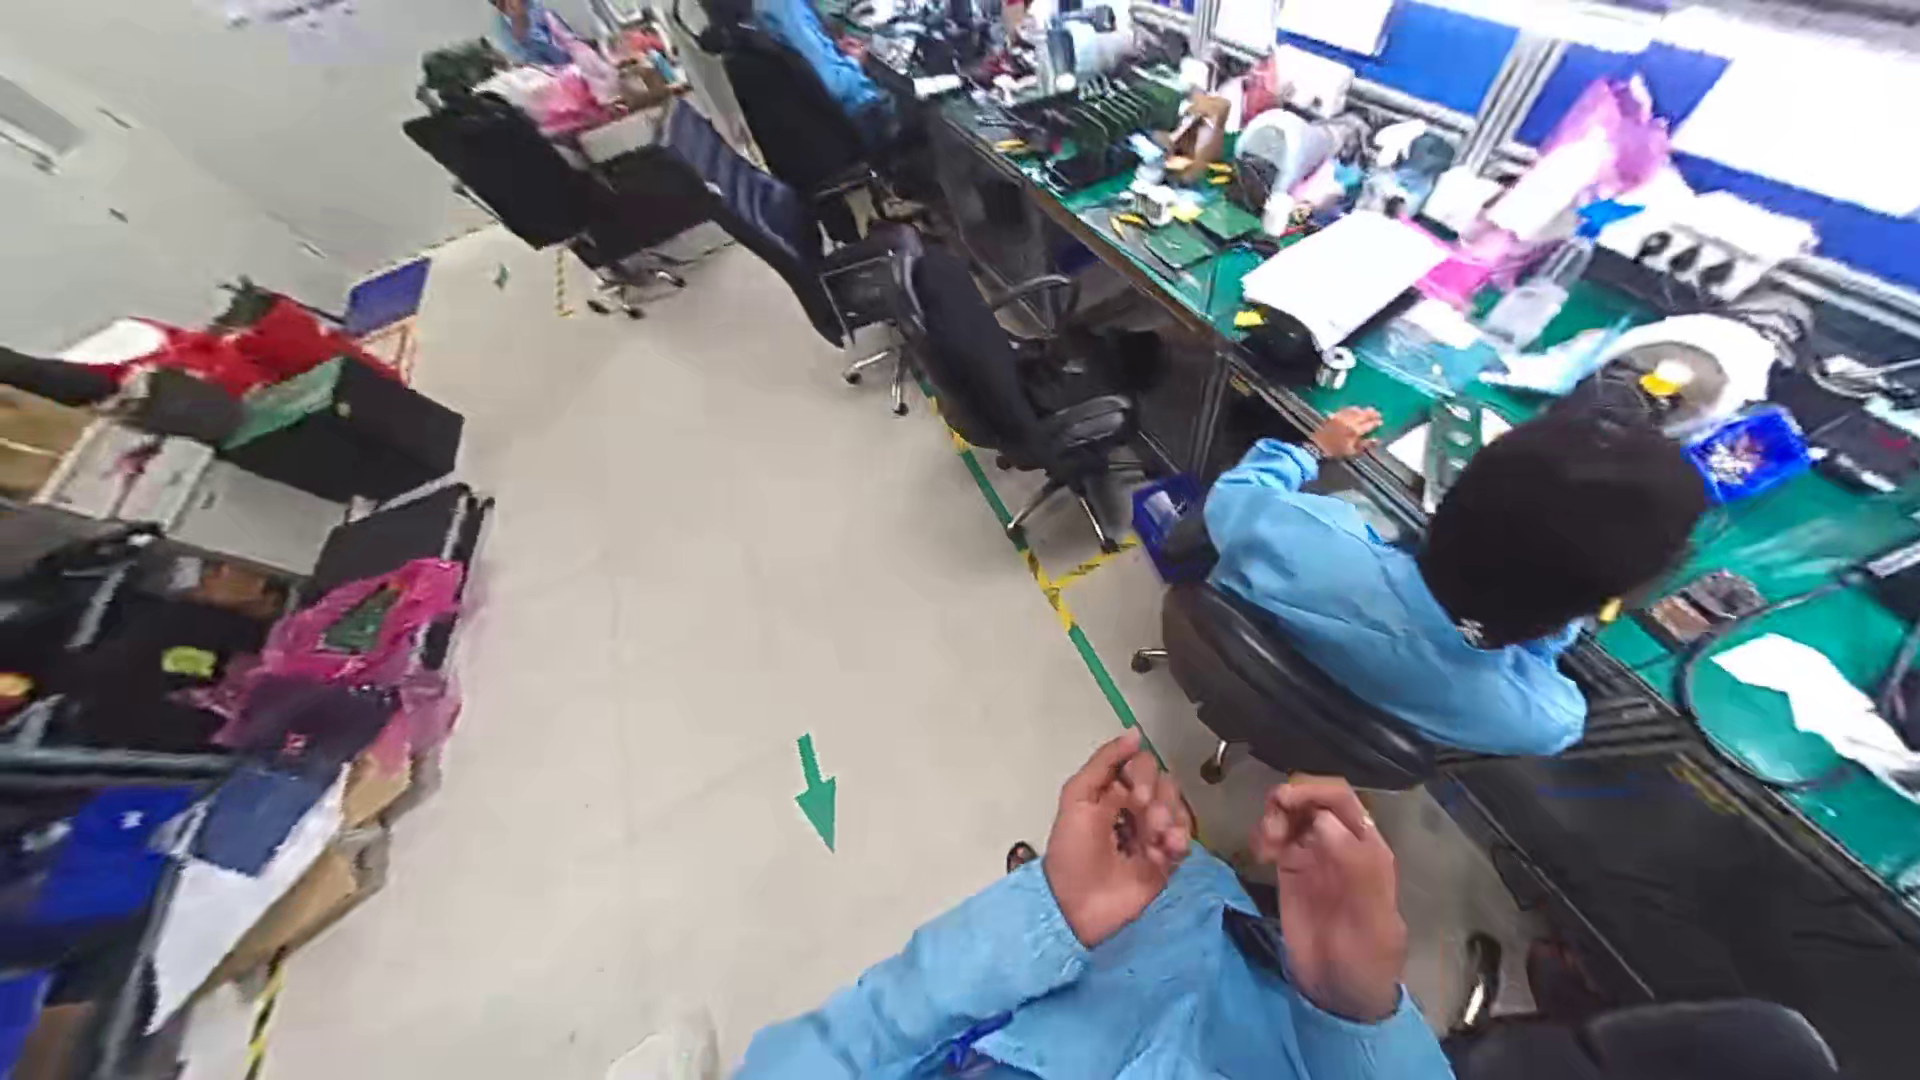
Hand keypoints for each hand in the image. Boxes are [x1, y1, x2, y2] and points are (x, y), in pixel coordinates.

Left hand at [1043, 729, 1192, 947]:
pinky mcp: (1165, 860)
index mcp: (1112, 787)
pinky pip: (1185, 839)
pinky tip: (1164, 853)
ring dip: (1171, 820)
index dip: (1144, 774)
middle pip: (1165, 783)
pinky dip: (1178, 842)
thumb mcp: (1077, 796)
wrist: (1077, 904)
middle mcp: (1135, 805)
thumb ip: (1105, 760)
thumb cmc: (1072, 848)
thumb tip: (1134, 732)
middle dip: (1160, 800)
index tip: (1138, 794)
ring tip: (1156, 841)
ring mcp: (1152, 832)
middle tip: (1148, 821)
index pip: (1141, 764)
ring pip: (1179, 808)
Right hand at [1251, 776, 1406, 1021]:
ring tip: (1264, 846)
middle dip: (1286, 800)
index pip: (1341, 799)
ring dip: (1271, 817)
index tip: (1284, 800)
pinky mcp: (1289, 863)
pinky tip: (1260, 854)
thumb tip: (1323, 820)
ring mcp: (1312, 850)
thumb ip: (1355, 869)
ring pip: (1288, 809)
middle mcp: (1339, 841)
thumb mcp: (1372, 920)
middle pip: (1310, 797)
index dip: (1313, 790)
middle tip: (1269, 828)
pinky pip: (1272, 832)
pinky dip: (1261, 834)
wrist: (1337, 993)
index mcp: (1367, 848)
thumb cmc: (1365, 959)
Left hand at [1309, 407, 1383, 458]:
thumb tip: (1376, 440)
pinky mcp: (1332, 416)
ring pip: (1354, 410)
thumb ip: (1365, 445)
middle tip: (1377, 413)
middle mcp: (1349, 421)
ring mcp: (1340, 417)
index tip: (1380, 421)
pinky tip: (1354, 409)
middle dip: (1372, 413)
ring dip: (1362, 410)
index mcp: (1355, 430)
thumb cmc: (1334, 451)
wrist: (1316, 447)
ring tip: (1368, 410)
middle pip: (1363, 415)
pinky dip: (1351, 409)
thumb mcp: (1351, 451)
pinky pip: (1344, 409)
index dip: (1376, 423)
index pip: (1369, 424)